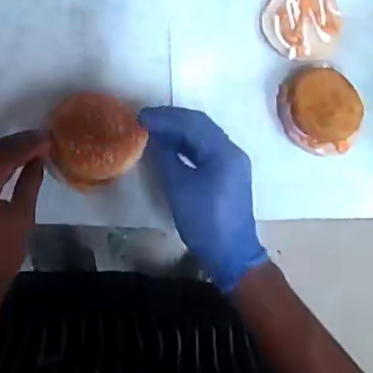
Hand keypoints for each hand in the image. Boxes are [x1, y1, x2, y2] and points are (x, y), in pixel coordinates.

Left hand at [0, 130, 48, 329]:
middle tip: (43, 137)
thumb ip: (29, 184)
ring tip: (33, 145)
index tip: (48, 137)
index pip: (2, 155)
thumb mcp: (20, 219)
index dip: (27, 144)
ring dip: (7, 150)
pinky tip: (15, 161)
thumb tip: (38, 159)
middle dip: (17, 142)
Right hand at [137, 107, 265, 289]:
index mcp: (224, 152)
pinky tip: (168, 148)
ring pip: (203, 137)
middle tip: (144, 120)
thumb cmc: (205, 222)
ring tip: (152, 131)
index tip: (140, 116)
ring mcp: (232, 163)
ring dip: (178, 132)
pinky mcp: (228, 175)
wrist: (232, 256)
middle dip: (172, 120)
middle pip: (200, 126)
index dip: (165, 117)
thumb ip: (165, 157)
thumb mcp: (179, 188)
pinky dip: (186, 146)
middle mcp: (232, 152)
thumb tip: (153, 137)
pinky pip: (205, 151)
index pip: (193, 123)